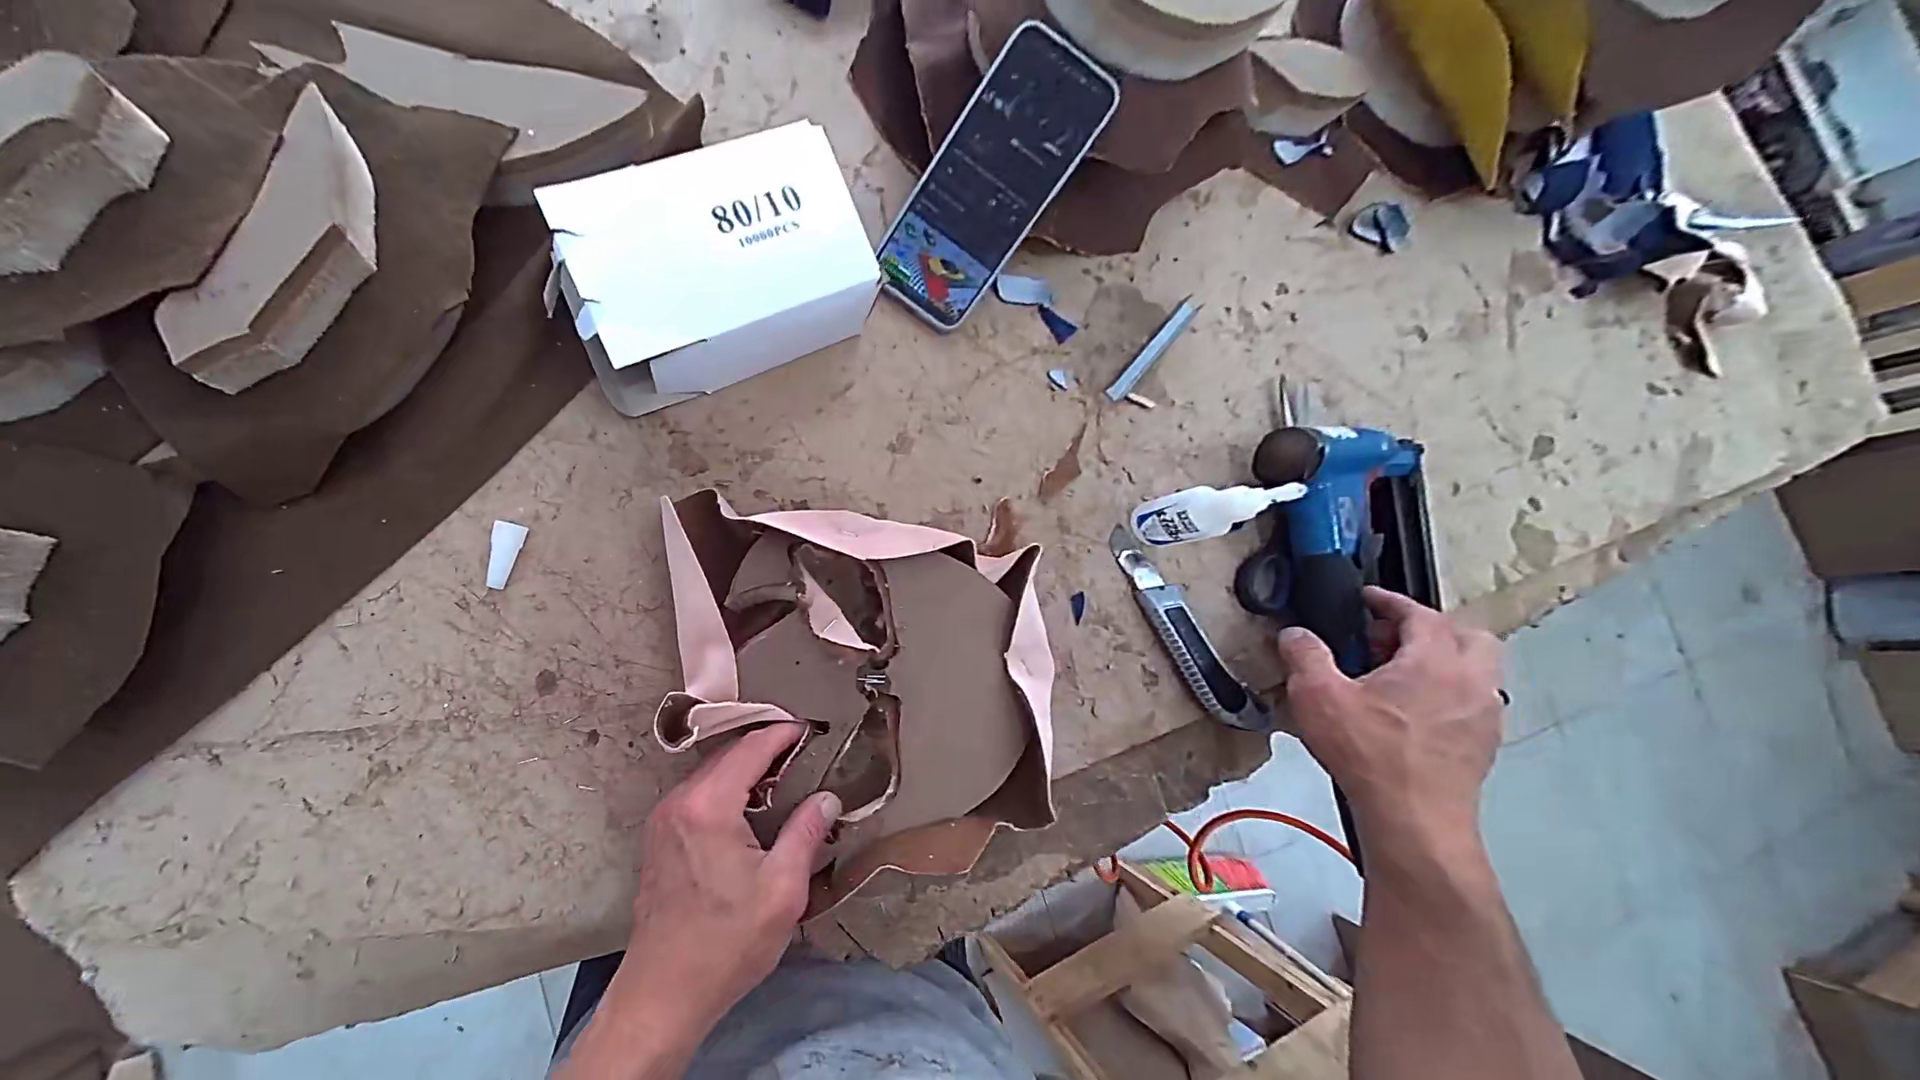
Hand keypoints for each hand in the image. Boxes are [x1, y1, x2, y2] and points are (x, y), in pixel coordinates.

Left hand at [564, 725, 838, 1078]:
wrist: (661, 998)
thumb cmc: (725, 945)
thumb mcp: (782, 890)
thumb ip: (806, 833)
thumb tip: (827, 799)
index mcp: (708, 807)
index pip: (750, 748)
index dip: (782, 734)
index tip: (809, 730)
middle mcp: (678, 804)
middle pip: (727, 755)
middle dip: (765, 747)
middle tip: (803, 753)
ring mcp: (663, 821)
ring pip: (710, 773)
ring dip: (745, 768)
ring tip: (784, 777)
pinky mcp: (658, 840)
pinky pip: (698, 794)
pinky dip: (727, 787)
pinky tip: (751, 807)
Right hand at [1276, 587, 1503, 838]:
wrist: (1413, 820)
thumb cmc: (1369, 754)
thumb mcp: (1317, 695)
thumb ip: (1304, 655)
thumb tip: (1295, 634)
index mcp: (1435, 662)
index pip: (1421, 613)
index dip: (1391, 601)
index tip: (1370, 599)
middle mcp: (1471, 682)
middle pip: (1468, 636)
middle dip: (1430, 629)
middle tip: (1389, 639)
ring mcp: (1484, 716)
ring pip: (1476, 670)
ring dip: (1442, 661)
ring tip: (1398, 675)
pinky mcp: (1483, 746)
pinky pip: (1473, 702)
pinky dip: (1447, 693)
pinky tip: (1410, 712)